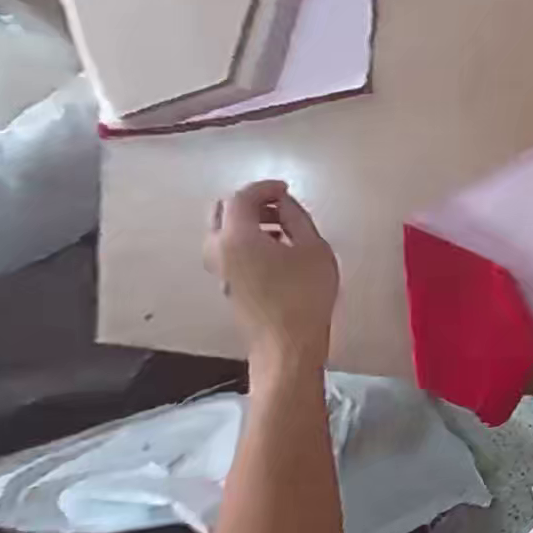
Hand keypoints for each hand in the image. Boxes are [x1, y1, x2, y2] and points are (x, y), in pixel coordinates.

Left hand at [203, 180, 339, 372]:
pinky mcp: (226, 286)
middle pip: (224, 212)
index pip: (242, 197)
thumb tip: (283, 203)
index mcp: (236, 236)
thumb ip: (296, 217)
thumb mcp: (314, 248)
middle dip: (251, 203)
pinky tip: (276, 252)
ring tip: (283, 230)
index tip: (285, 189)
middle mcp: (219, 250)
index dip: (264, 187)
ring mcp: (219, 270)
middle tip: (280, 206)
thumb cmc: (306, 295)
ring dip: (250, 223)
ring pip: (225, 232)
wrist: (288, 345)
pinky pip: (231, 250)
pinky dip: (248, 241)